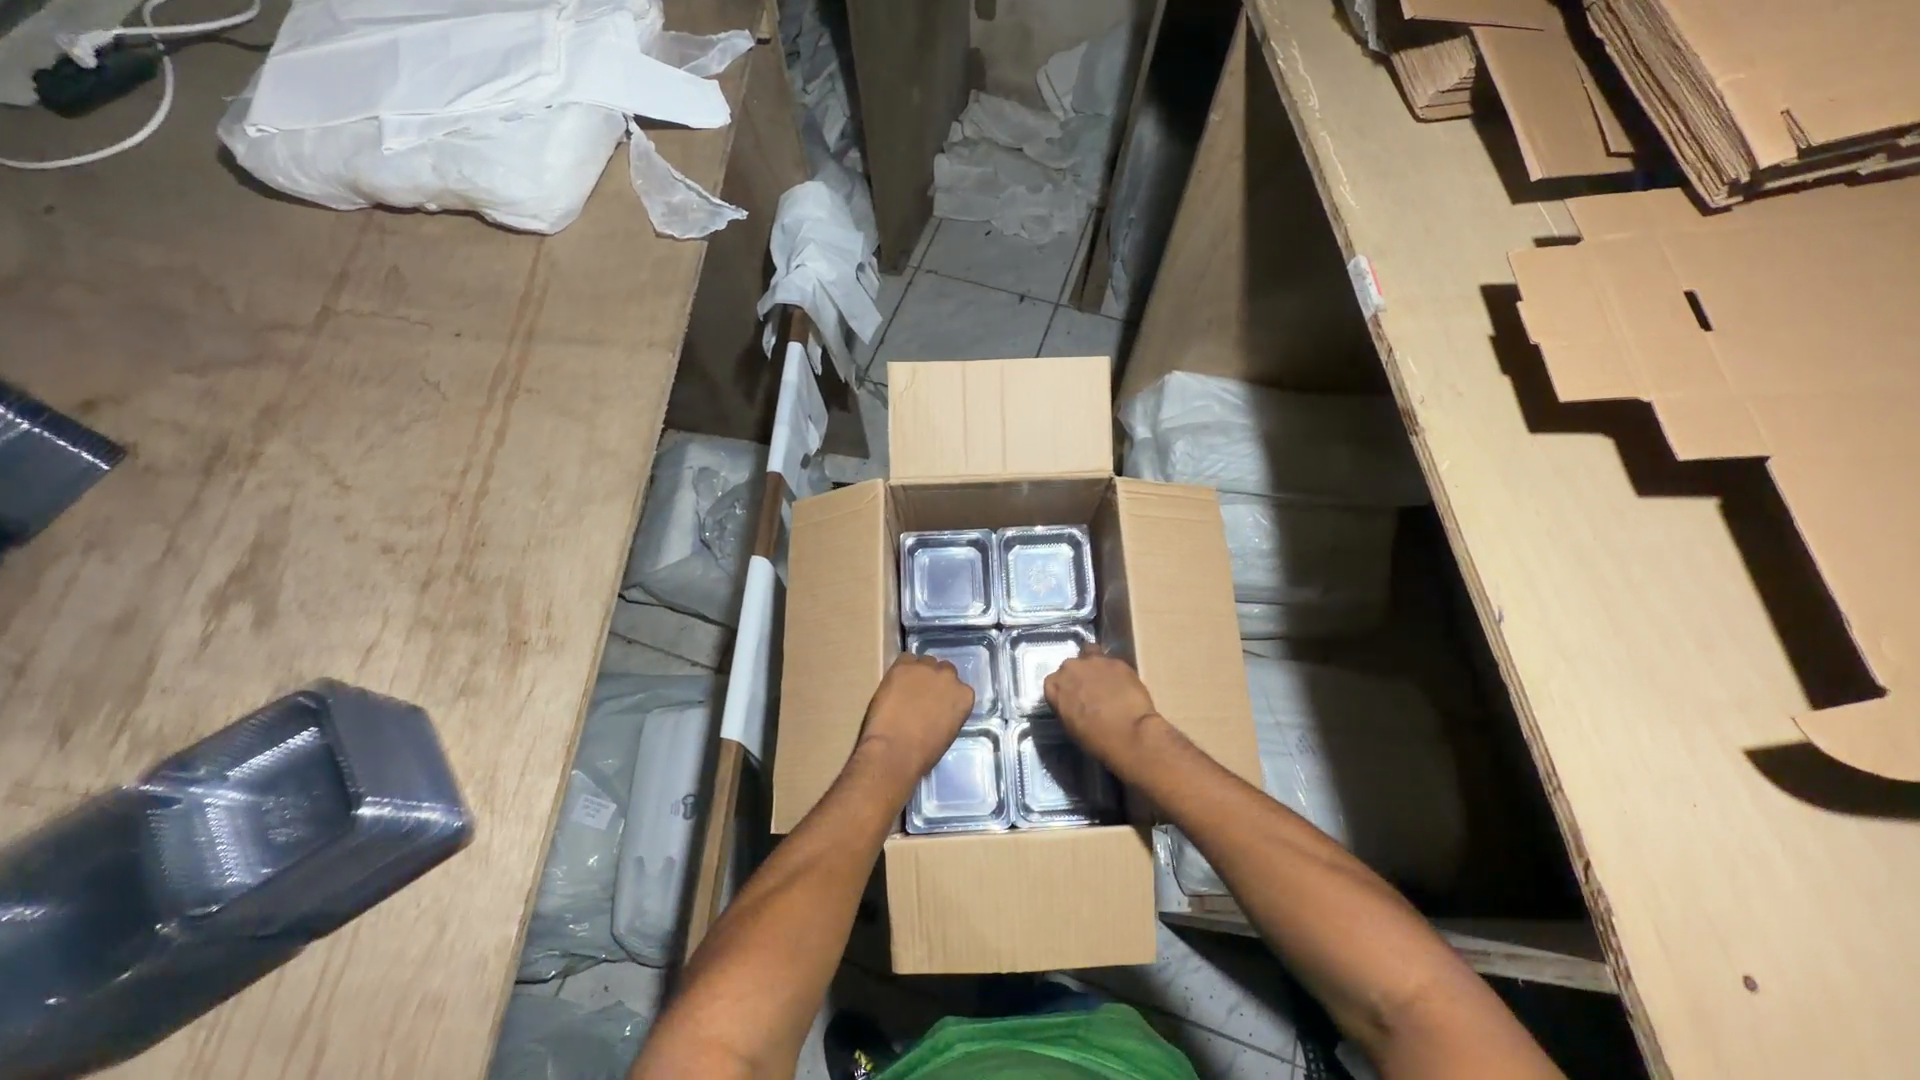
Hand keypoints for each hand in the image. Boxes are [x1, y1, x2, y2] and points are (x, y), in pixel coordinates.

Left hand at [856, 652, 973, 781]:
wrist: (896, 750)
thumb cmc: (923, 753)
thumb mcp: (947, 732)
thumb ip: (948, 713)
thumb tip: (937, 709)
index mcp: (964, 696)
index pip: (958, 686)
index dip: (945, 694)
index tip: (936, 702)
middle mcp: (949, 677)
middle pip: (944, 669)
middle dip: (934, 680)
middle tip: (920, 695)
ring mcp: (926, 668)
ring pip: (924, 662)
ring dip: (917, 673)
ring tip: (904, 689)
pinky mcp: (903, 665)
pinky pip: (904, 659)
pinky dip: (900, 669)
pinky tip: (893, 684)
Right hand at [1043, 644, 1161, 766]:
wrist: (1128, 734)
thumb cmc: (1095, 739)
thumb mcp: (1069, 726)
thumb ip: (1065, 706)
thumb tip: (1073, 703)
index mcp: (1053, 685)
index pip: (1054, 682)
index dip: (1064, 691)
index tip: (1073, 699)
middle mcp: (1069, 668)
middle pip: (1071, 667)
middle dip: (1079, 676)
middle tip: (1090, 691)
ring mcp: (1093, 661)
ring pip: (1091, 655)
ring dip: (1095, 667)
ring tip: (1107, 682)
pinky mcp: (1117, 661)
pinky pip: (1113, 663)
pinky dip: (1116, 672)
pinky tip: (1124, 685)